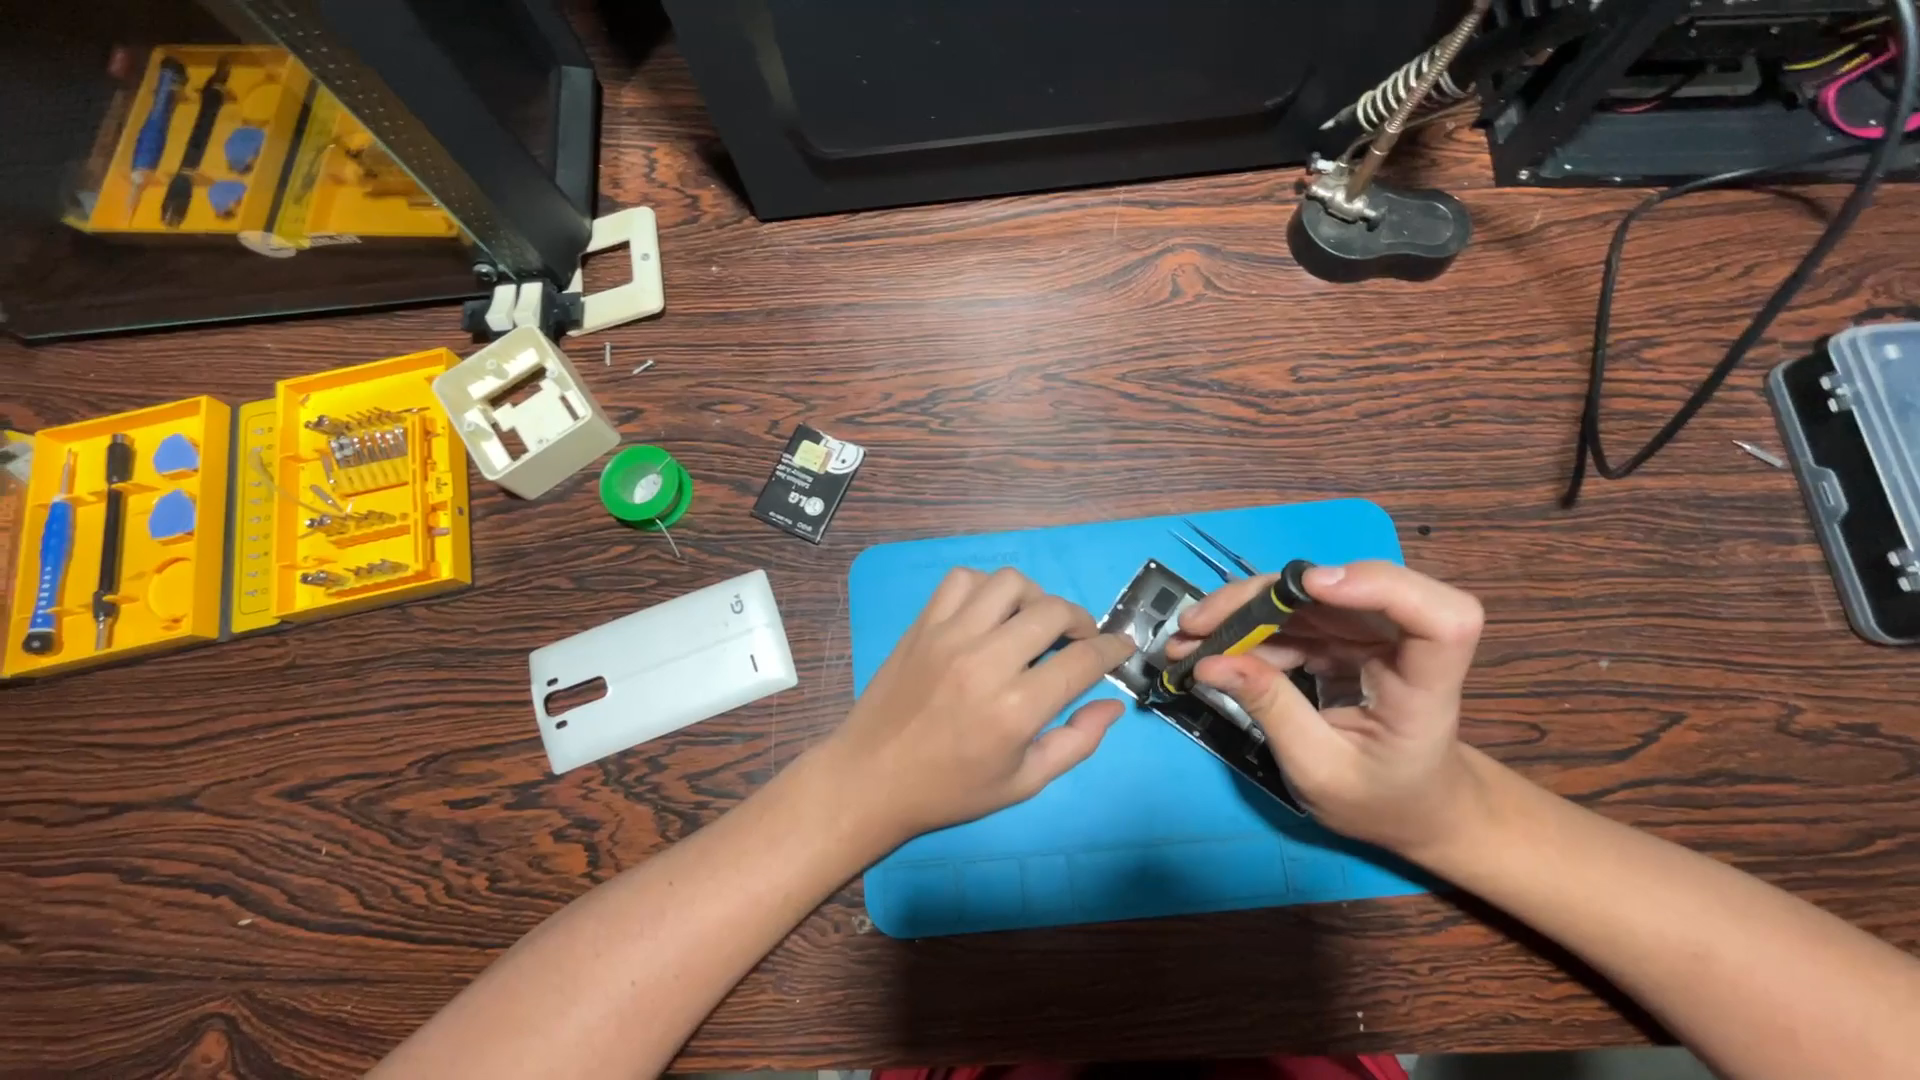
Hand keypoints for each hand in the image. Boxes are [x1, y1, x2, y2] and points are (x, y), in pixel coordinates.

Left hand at [820, 567, 1136, 845]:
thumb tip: (1113, 704)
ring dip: (1035, 597)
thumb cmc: (950, 790)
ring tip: (1034, 622)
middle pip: (1053, 611)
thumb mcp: (1023, 782)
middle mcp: (986, 662)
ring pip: (1009, 583)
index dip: (1112, 649)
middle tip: (1078, 639)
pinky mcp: (922, 626)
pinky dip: (985, 588)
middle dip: (1080, 621)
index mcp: (1016, 708)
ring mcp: (949, 636)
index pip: (1083, 659)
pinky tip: (990, 613)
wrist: (870, 779)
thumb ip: (1076, 742)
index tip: (1120, 648)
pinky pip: (961, 580)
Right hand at [1165, 560, 1484, 856]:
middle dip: (1263, 597)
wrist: (1410, 804)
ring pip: (1305, 597)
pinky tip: (1208, 644)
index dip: (1381, 587)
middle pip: (1344, 591)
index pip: (1439, 619)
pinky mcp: (1344, 636)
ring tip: (1187, 637)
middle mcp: (1405, 645)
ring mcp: (1373, 634)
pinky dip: (1247, 627)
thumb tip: (1210, 662)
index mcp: (1426, 687)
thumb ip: (1271, 710)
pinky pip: (1292, 617)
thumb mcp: (1317, 768)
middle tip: (1197, 623)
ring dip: (1241, 610)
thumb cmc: (1379, 798)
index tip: (1311, 586)